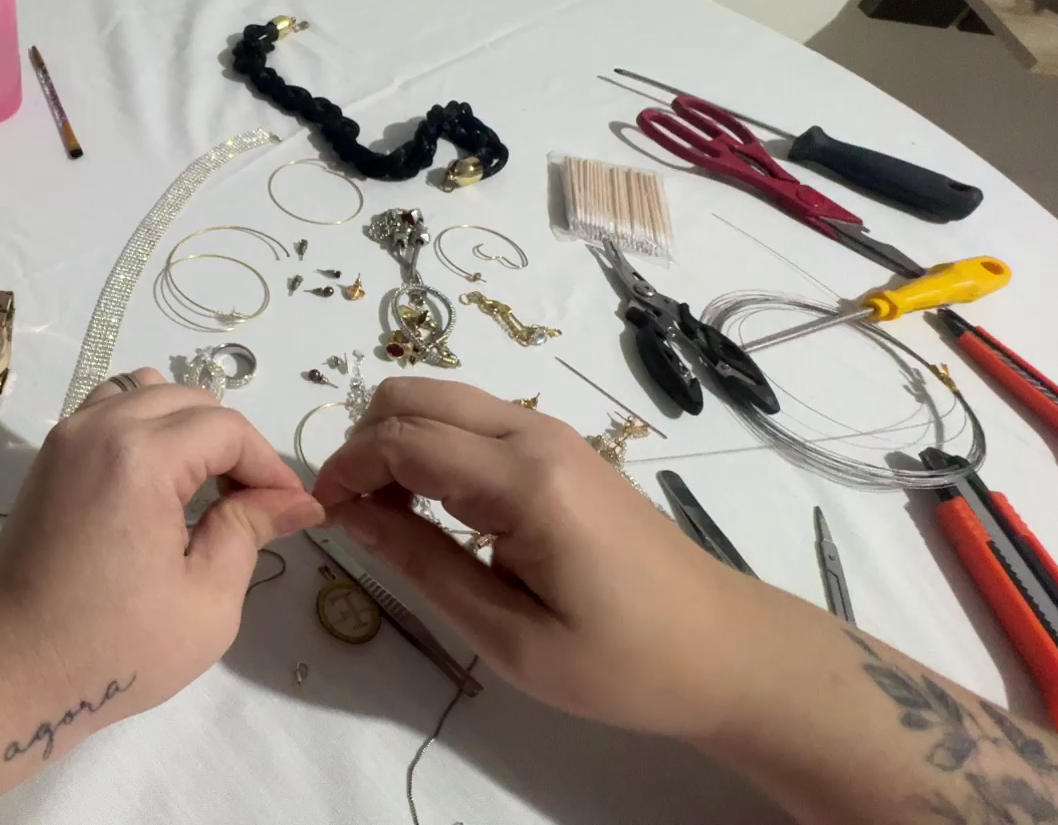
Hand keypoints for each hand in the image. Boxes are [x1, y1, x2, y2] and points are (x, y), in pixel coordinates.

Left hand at [0, 368, 323, 738]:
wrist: (5, 665)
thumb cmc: (110, 648)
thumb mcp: (204, 600)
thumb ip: (249, 530)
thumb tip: (295, 501)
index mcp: (140, 456)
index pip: (227, 428)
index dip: (268, 464)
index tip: (291, 509)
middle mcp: (100, 425)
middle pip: (191, 400)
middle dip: (233, 444)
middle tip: (253, 503)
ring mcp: (69, 432)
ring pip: (149, 391)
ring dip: (188, 425)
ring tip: (204, 483)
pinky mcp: (52, 450)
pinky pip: (111, 405)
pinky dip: (146, 422)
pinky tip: (157, 475)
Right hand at [312, 376, 758, 737]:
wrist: (732, 651)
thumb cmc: (624, 662)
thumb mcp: (509, 637)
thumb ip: (419, 564)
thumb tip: (347, 513)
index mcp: (525, 482)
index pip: (402, 439)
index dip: (347, 467)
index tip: (325, 511)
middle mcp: (532, 433)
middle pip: (409, 394)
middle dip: (363, 442)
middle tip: (358, 508)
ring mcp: (546, 429)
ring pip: (433, 395)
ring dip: (392, 438)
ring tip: (393, 507)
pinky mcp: (552, 440)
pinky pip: (462, 414)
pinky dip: (425, 440)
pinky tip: (435, 499)